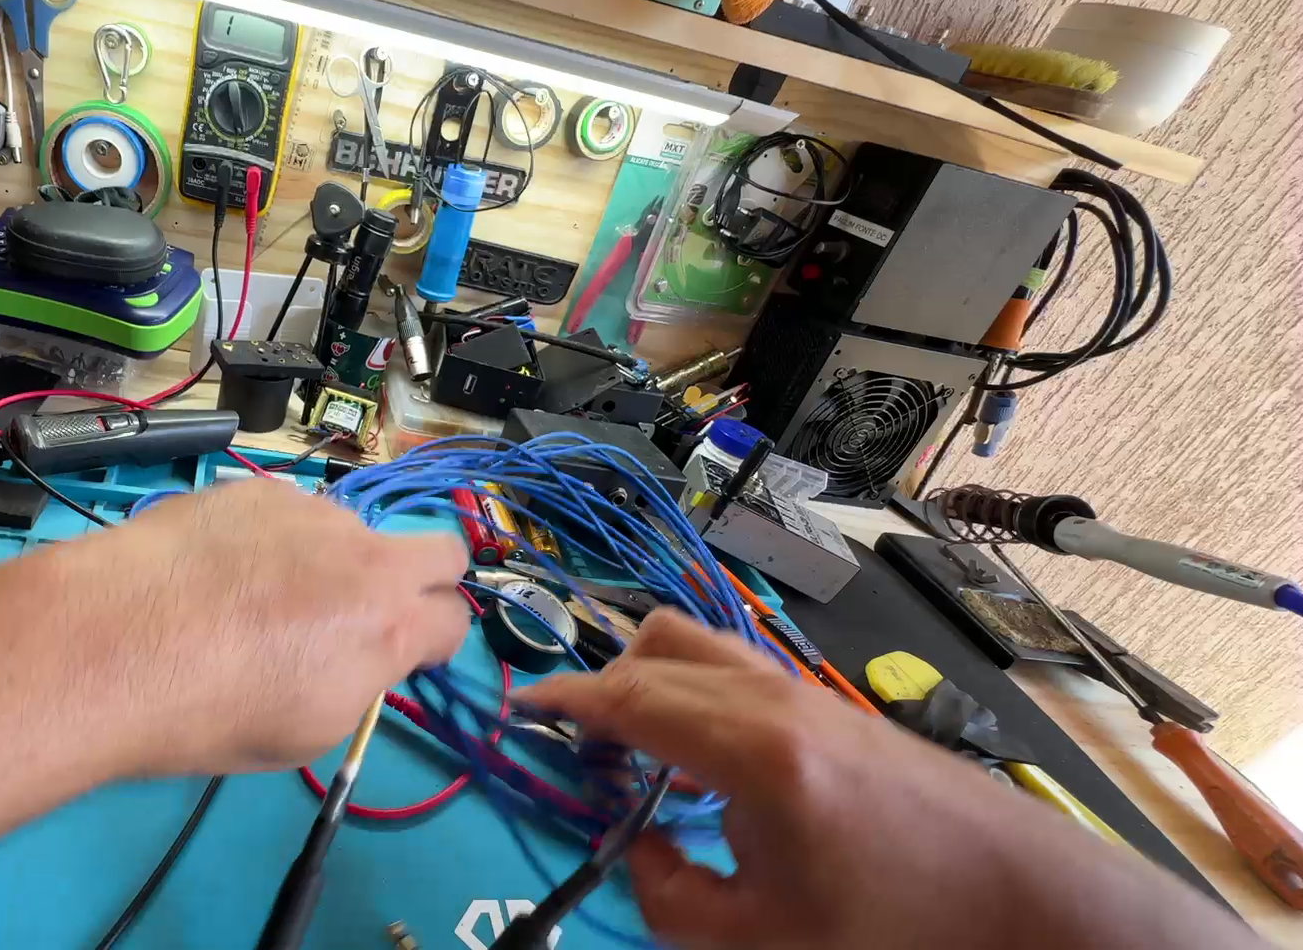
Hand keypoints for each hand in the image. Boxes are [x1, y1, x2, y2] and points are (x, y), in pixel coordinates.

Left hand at [38, 478, 469, 777]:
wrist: (116, 642)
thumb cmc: (213, 711)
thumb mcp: (310, 727)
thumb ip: (361, 675)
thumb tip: (360, 648)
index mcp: (387, 625)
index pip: (457, 619)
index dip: (436, 639)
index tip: (406, 651)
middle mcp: (364, 556)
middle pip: (444, 548)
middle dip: (425, 579)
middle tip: (368, 607)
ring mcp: (312, 511)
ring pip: (352, 530)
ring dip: (331, 558)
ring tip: (257, 587)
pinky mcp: (260, 487)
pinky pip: (292, 511)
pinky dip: (276, 535)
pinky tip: (222, 560)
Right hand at [515, 611, 1254, 949]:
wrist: (1035, 906)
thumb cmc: (900, 930)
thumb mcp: (767, 945)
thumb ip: (669, 897)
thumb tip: (632, 842)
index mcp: (751, 749)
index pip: (628, 697)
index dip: (565, 698)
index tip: (522, 708)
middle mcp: (767, 694)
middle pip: (650, 650)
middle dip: (598, 687)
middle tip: (582, 745)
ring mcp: (794, 685)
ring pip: (686, 638)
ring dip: (641, 674)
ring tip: (636, 742)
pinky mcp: (814, 695)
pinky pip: (720, 661)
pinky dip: (681, 683)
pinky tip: (699, 752)